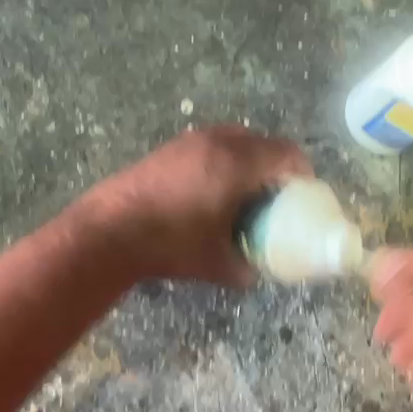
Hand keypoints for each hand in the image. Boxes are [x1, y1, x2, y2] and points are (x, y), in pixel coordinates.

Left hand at [79, 126, 311, 285]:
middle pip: (265, 142)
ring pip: (237, 140)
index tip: (305, 195)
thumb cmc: (170, 245)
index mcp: (238, 163)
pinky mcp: (171, 147)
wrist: (108, 232)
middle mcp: (218, 142)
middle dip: (278, 165)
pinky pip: (214, 144)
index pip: (288, 155)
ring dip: (251, 159)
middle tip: (279, 195)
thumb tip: (259, 272)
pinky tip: (216, 190)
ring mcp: (191, 140)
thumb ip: (248, 267)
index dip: (303, 174)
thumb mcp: (217, 264)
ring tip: (248, 192)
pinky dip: (226, 159)